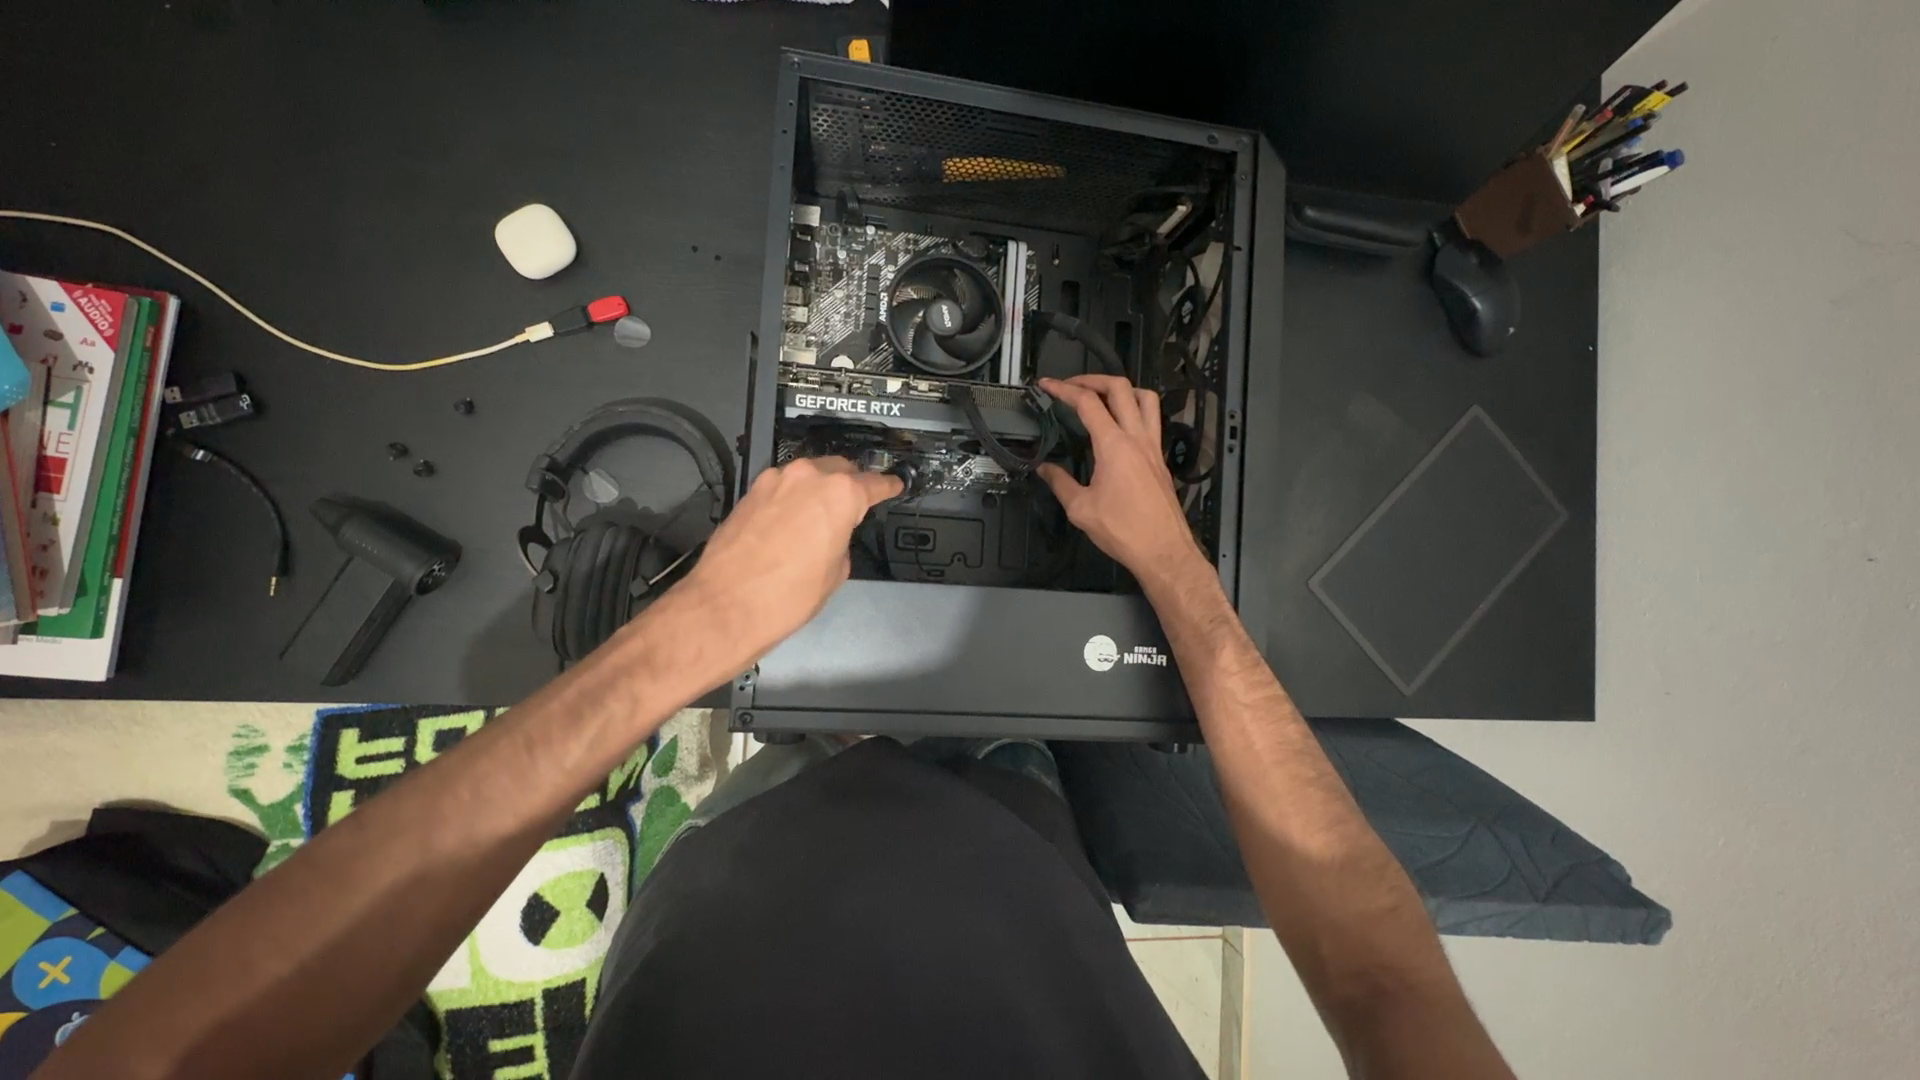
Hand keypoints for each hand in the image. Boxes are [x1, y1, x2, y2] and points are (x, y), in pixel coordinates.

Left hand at [658, 456, 899, 671]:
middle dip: (849, 486)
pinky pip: (782, 489)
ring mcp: (773, 483)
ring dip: (818, 493)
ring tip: (820, 523)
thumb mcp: (836, 573)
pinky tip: (793, 527)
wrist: (726, 607)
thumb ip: (843, 540)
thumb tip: (835, 535)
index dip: (887, 486)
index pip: (873, 482)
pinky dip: (792, 501)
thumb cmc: (781, 596)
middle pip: (839, 470)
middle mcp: (806, 478)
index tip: (893, 485)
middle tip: (856, 508)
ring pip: (807, 477)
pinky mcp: (750, 495)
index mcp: (839, 494)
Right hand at [1036, 375, 1207, 585]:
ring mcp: (1153, 447)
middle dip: (1093, 379)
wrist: (1162, 551)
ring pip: (1146, 398)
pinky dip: (1135, 411)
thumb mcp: (1080, 509)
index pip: (1087, 403)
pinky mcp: (1160, 460)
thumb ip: (1060, 483)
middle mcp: (1137, 438)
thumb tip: (1044, 470)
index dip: (1064, 389)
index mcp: (1114, 446)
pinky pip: (1152, 421)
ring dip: (1123, 389)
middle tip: (1072, 384)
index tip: (1048, 385)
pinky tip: (1120, 425)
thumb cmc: (1124, 531)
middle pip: (1120, 388)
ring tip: (1102, 394)